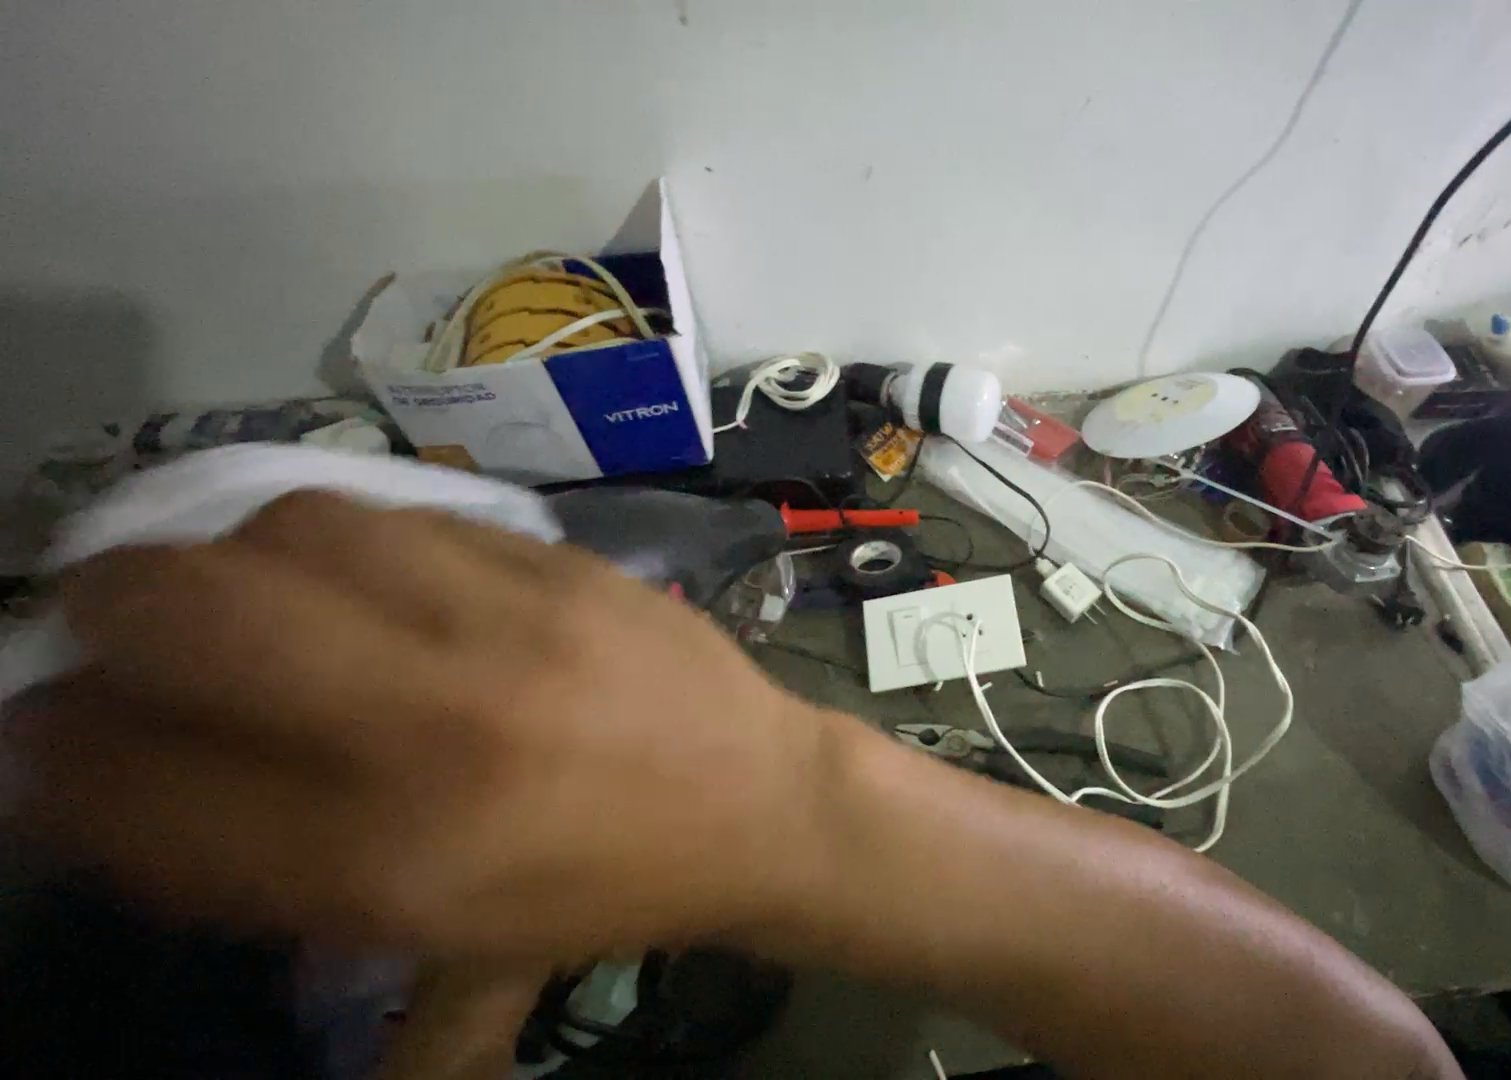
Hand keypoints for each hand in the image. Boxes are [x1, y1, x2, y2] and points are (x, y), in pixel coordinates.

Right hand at [8, 491, 837, 956]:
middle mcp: (435, 717)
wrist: (758, 799)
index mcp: (381, 854)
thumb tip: (97, 758)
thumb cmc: (599, 881)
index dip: (53, 745)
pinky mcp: (572, 564)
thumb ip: (252, 851)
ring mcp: (513, 619)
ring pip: (297, 522)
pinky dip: (364, 539)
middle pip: (180, 606)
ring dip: (242, 552)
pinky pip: (417, 514)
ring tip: (269, 595)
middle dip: (109, 608)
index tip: (63, 728)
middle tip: (134, 631)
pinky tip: (383, 579)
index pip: (120, 776)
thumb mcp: (424, 922)